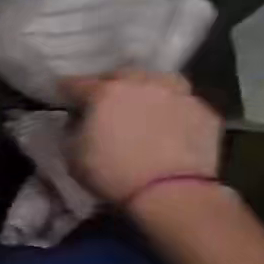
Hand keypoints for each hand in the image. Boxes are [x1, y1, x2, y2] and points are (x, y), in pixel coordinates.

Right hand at [66, 69, 222, 206]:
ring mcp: (179, 94)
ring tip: (136, 102)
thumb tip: (79, 119)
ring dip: (143, 88)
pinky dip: (167, 107)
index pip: (77, 83)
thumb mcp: (72, 153)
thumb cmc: (110, 172)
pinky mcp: (204, 110)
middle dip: (107, 83)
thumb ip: (73, 128)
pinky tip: (162, 122)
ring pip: (157, 81)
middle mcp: (144, 84)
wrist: (169, 189)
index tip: (59, 95)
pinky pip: (179, 101)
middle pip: (121, 74)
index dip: (64, 89)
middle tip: (99, 98)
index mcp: (106, 93)